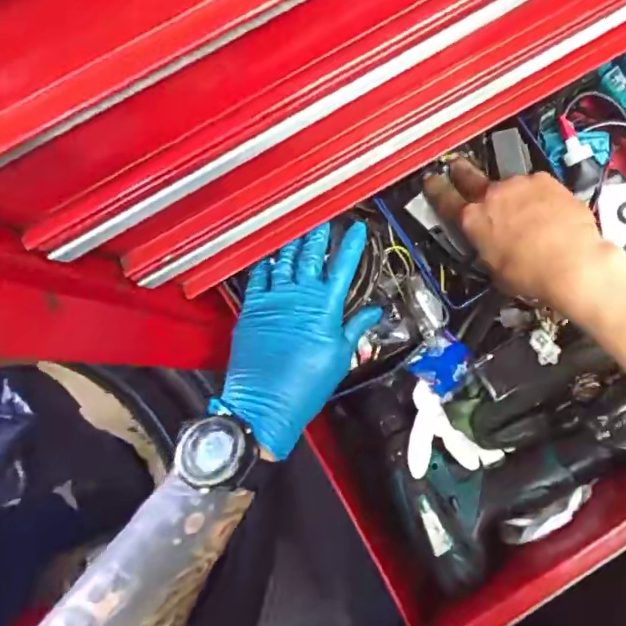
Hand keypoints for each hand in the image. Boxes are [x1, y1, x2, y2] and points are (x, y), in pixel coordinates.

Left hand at [215, 222, 381, 459]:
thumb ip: (356, 327)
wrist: (264, 402)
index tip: (356, 228)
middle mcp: (298, 296)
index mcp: (325, 307)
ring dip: (292, 246)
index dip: (350, 245)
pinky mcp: (251, 310)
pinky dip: (266, 266)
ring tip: (298, 233)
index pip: (342, 267)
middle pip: (310, 257)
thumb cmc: (308, 384)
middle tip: (323, 223)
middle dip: (318, 237)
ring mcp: (272, 301)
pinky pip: (258, 278)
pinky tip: (270, 259)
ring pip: (283, 262)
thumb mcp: (341, 356)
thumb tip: (375, 310)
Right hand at [424, 159, 625, 318]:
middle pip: (470, 176)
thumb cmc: (534, 274)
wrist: (572, 264)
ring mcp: (520, 185)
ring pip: (510, 186)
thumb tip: (493, 247)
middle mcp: (493, 196)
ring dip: (514, 197)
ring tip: (528, 218)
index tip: (432, 181)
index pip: (445, 199)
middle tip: (459, 168)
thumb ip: (488, 248)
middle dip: (462, 172)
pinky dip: (540, 198)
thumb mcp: (496, 270)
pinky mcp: (547, 181)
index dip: (436, 189)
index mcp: (473, 220)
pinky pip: (537, 187)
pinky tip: (549, 215)